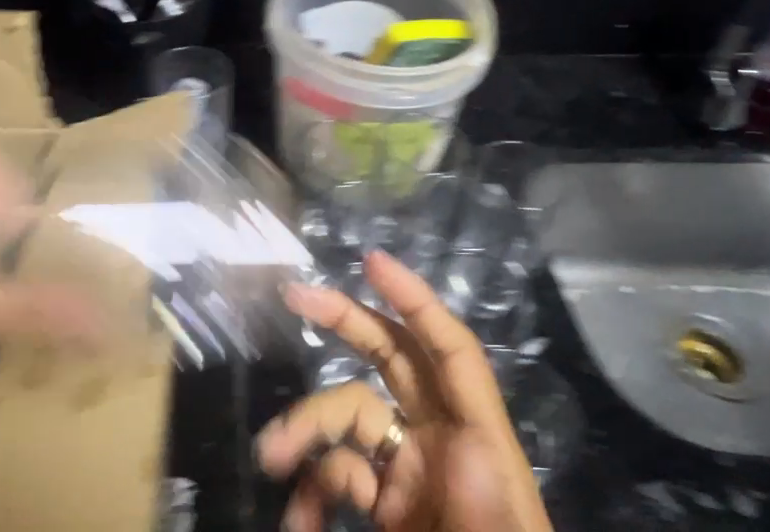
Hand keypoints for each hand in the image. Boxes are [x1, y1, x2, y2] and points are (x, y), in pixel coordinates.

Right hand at [257, 250, 551, 531]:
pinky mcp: (386, 503)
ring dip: (304, 433)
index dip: (415, 300)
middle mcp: (439, 435)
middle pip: (390, 356)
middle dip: (344, 319)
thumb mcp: (496, 510)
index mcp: (475, 431)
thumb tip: (453, 447)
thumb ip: (471, 484)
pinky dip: (311, 493)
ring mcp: (408, 467)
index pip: (450, 348)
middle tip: (294, 295)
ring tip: (272, 458)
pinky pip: (337, 477)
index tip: (372, 262)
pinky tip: (297, 521)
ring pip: (346, 420)